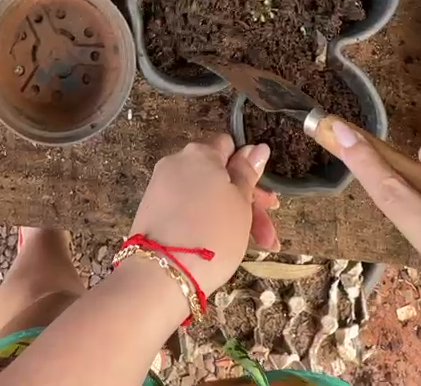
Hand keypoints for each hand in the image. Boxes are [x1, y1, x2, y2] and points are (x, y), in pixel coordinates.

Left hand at [127, 135, 280, 295]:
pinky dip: (206, 222)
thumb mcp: (240, 203)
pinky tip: (223, 247)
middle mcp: (178, 161)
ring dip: (231, 217)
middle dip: (246, 202)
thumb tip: (257, 147)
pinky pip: (187, 208)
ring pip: (205, 195)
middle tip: (266, 235)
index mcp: (200, 152)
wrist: (163, 272)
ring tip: (255, 249)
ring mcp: (163, 185)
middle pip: (218, 176)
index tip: (264, 199)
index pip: (228, 147)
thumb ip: (247, 173)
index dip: (248, 170)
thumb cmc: (213, 233)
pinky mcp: (154, 209)